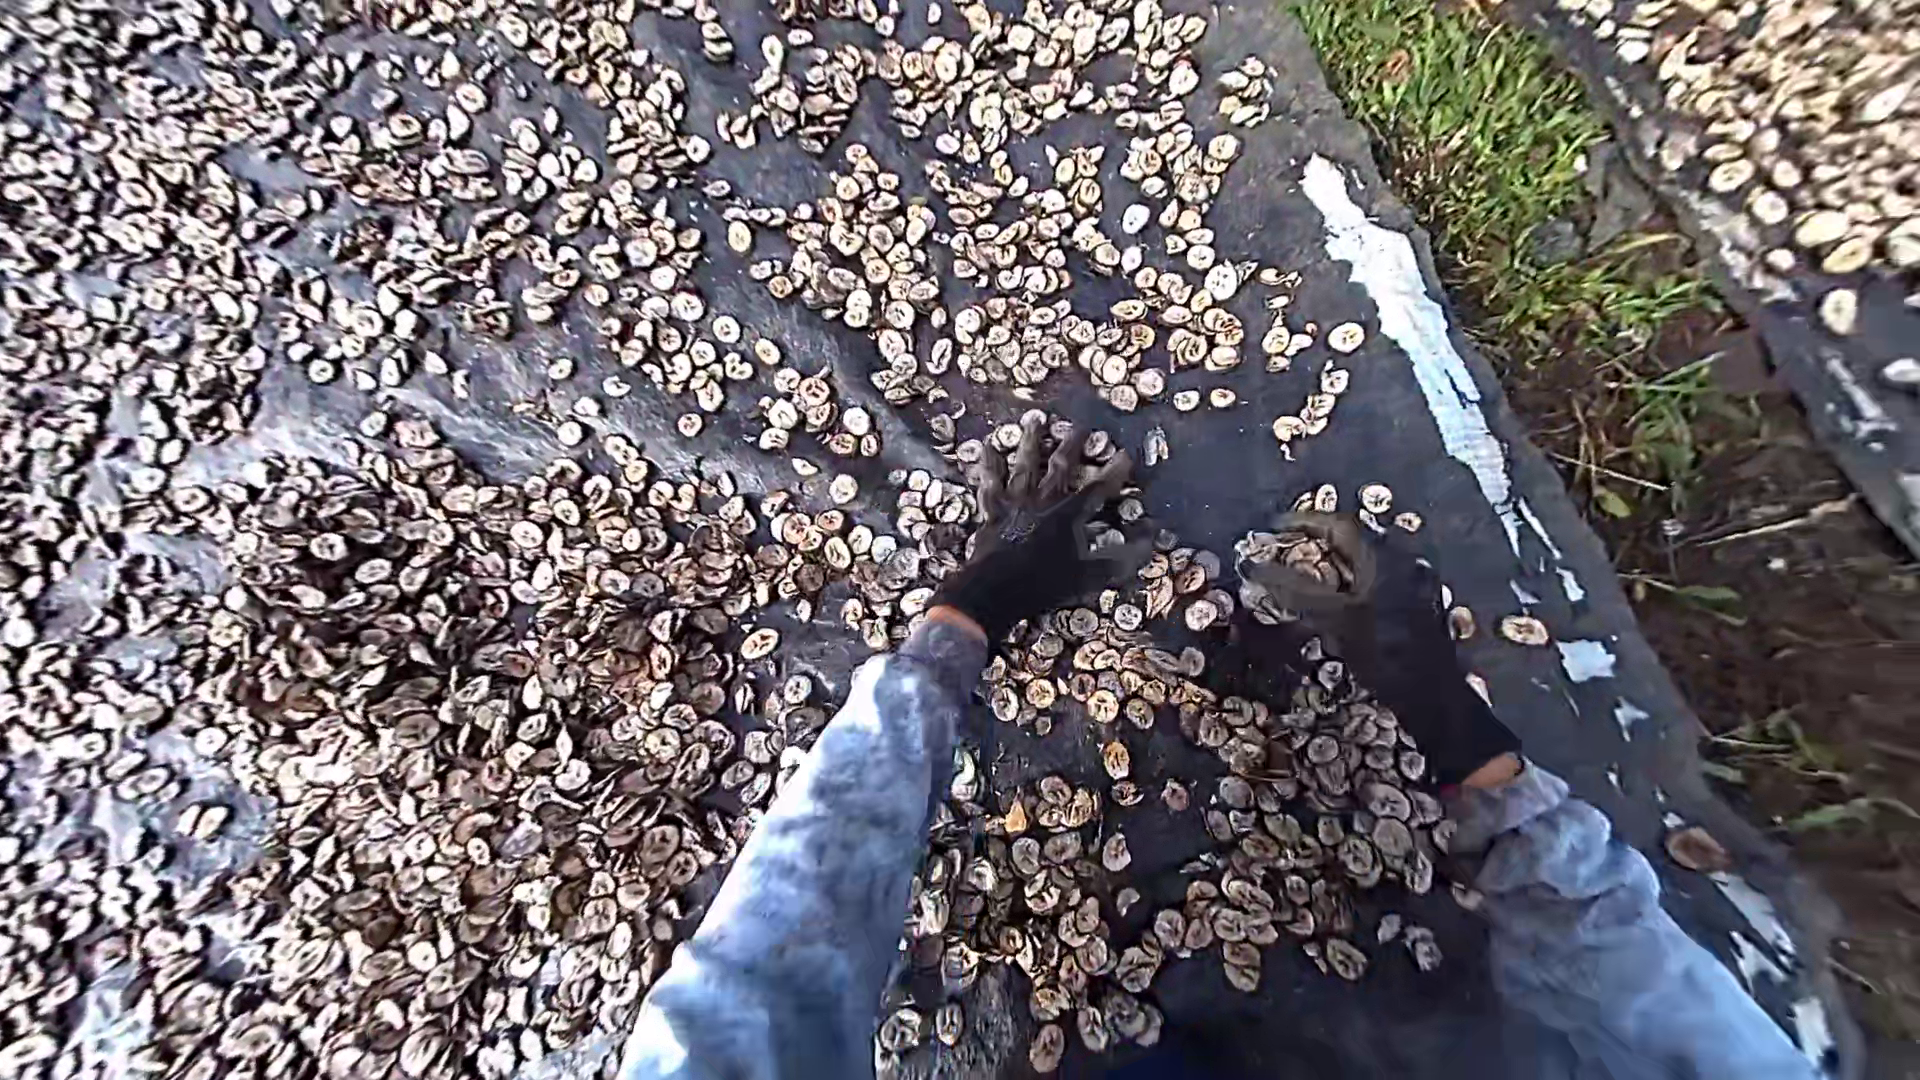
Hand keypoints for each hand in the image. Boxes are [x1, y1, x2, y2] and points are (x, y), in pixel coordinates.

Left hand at [931, 415, 1140, 642]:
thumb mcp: (1088, 577)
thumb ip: (1119, 561)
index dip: (1114, 472)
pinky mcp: (991, 510)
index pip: (1097, 489)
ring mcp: (1014, 502)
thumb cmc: (1044, 585)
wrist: (996, 590)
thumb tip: (1148, 543)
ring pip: (1024, 465)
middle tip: (1079, 426)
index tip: (1126, 454)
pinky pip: (989, 482)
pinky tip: (986, 447)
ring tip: (1035, 419)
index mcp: (1067, 515)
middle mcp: (1042, 500)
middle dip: (1072, 445)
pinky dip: (988, 466)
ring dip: (1030, 441)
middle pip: (1060, 466)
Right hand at [1235, 512, 1520, 788]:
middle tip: (1281, 547)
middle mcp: (1401, 564)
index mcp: (1385, 559)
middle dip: (1314, 540)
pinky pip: (1371, 580)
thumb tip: (1252, 567)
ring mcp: (1410, 584)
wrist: (1434, 699)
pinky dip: (1343, 579)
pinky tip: (1327, 596)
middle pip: (1352, 540)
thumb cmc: (1384, 652)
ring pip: (1361, 561)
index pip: (1340, 525)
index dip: (1304, 521)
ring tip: (1297, 569)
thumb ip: (1293, 589)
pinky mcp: (1411, 605)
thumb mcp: (1333, 618)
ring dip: (1328, 560)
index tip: (1273, 527)